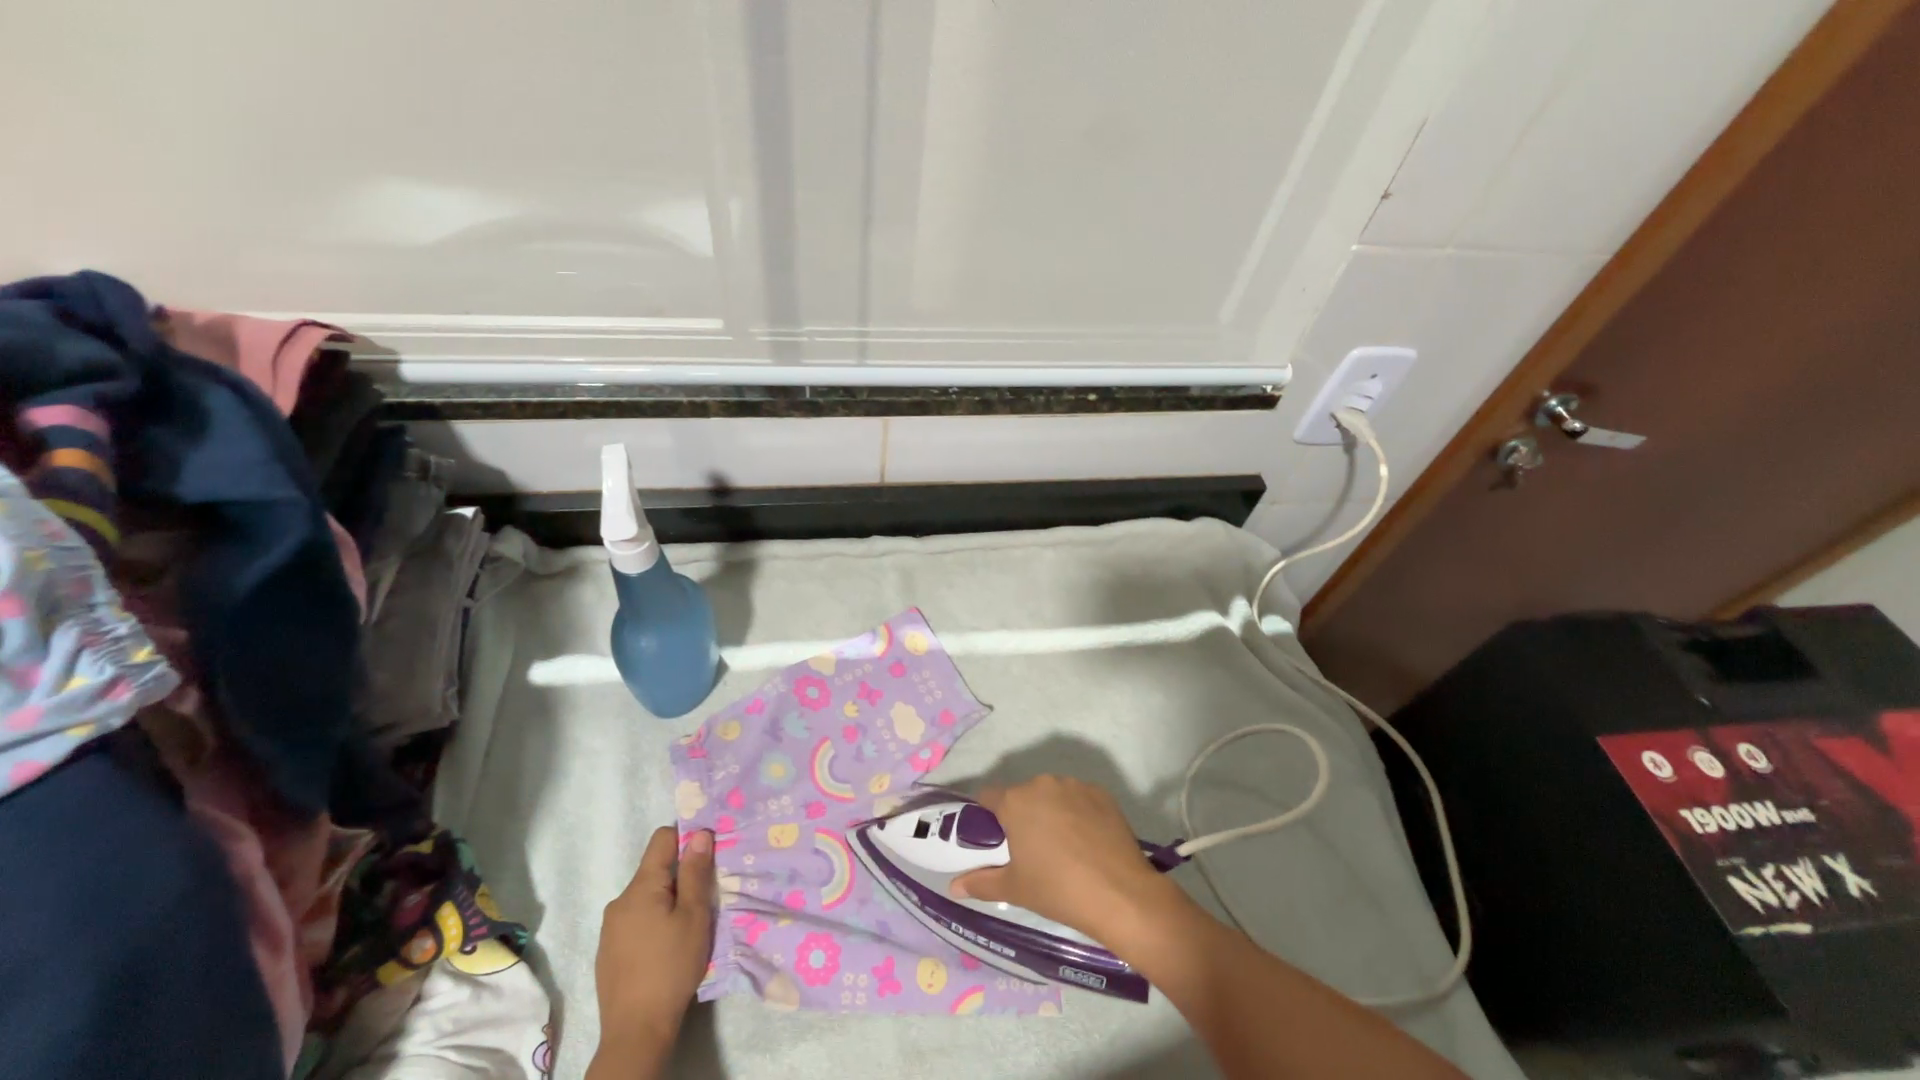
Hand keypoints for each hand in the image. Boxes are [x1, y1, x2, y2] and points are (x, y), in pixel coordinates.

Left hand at [589, 827, 713, 1077]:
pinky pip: (636, 920)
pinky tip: (667, 949)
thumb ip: (696, 873)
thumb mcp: (694, 917)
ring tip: (688, 927)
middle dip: (681, 876)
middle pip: (654, 870)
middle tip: (705, 899)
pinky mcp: (609, 950)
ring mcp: (610, 927)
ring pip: (646, 898)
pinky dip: (654, 922)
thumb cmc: (671, 967)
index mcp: (640, 887)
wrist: (635, 1028)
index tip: (708, 854)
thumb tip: (699, 834)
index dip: (687, 838)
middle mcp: (620, 900)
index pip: (662, 839)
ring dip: (668, 901)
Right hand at [950, 776, 1185, 946]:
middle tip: (1027, 850)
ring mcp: (1076, 786)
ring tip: (1060, 847)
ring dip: (1049, 812)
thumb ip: (979, 882)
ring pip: (1052, 795)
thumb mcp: (1014, 888)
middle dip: (1020, 816)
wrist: (1121, 894)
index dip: (986, 816)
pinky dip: (1076, 814)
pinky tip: (1085, 842)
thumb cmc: (1058, 890)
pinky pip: (1078, 799)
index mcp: (1015, 801)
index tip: (993, 840)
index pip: (987, 796)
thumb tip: (953, 886)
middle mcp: (1043, 784)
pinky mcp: (1103, 794)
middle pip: (1022, 795)